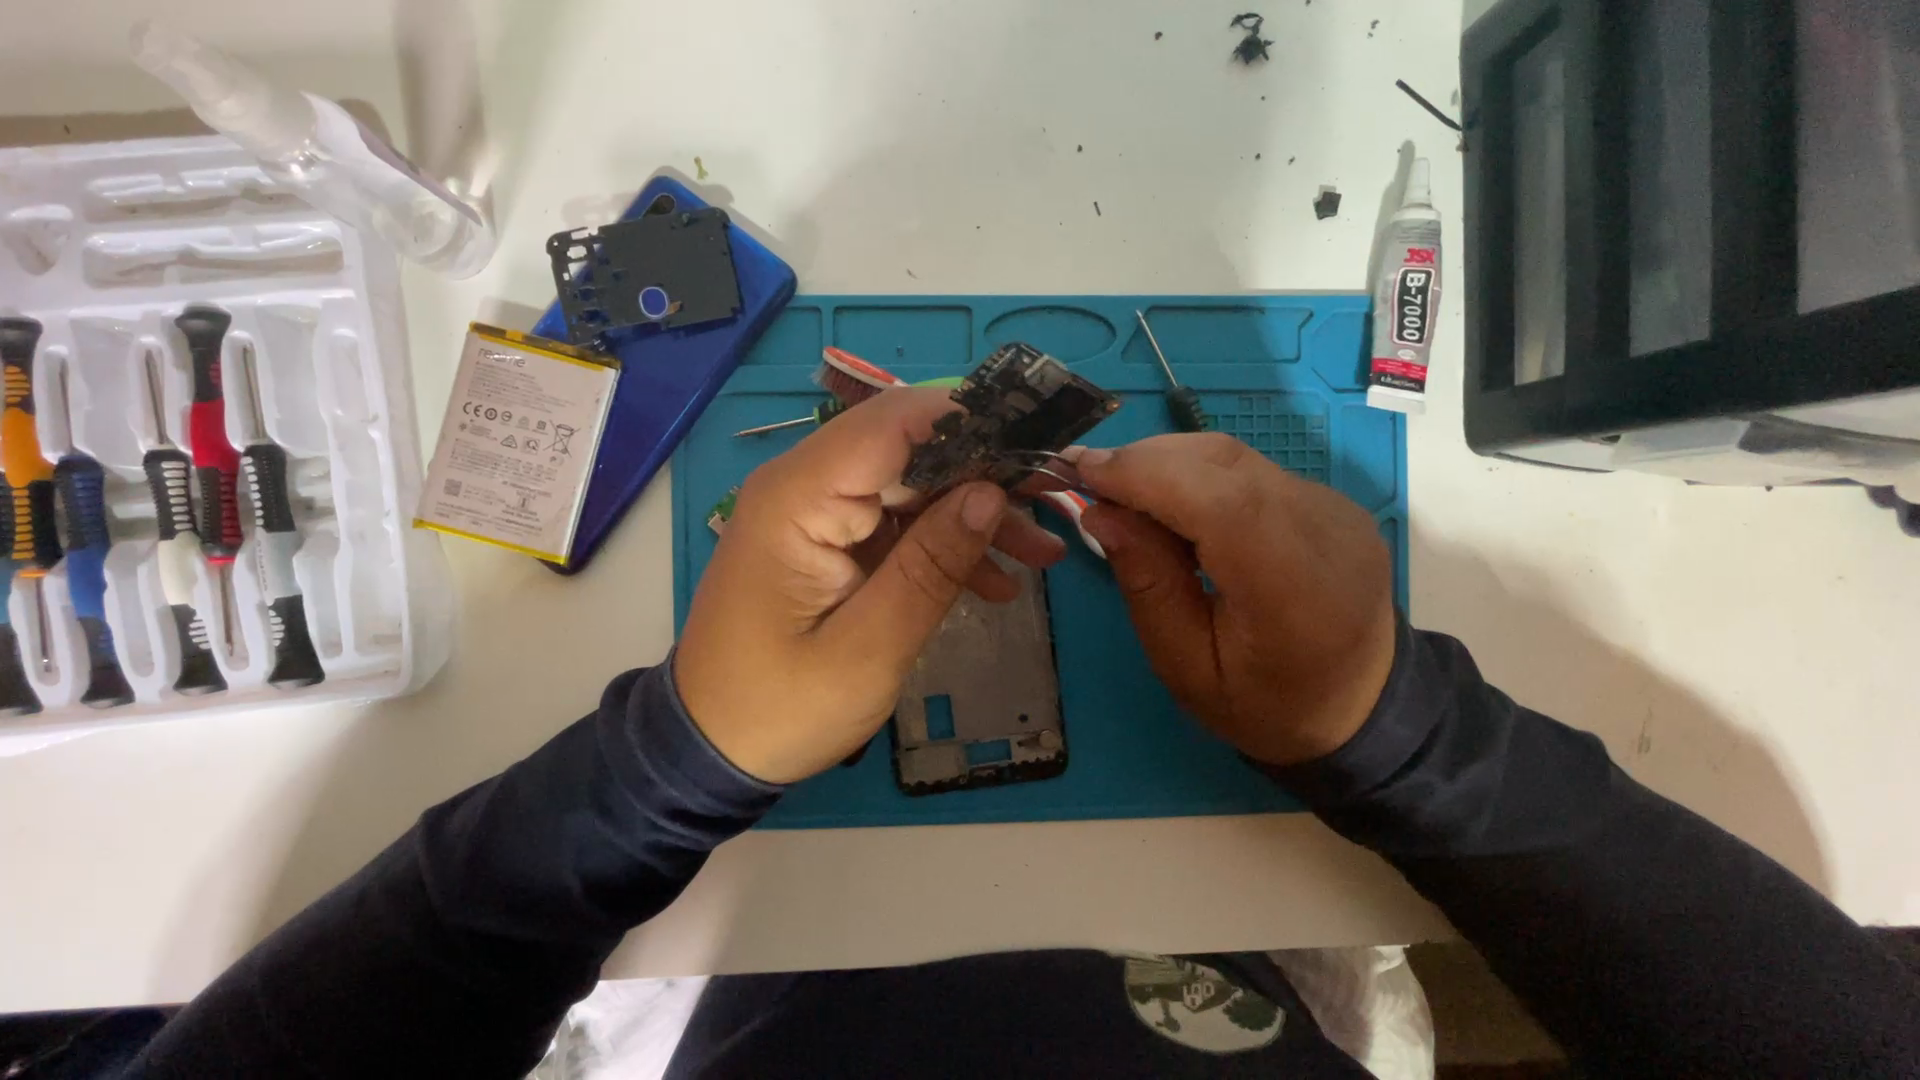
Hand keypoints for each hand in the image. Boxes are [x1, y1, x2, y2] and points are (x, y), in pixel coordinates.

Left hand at [674, 388, 1067, 783]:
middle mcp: (805, 487)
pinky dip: (946, 547)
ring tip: (1043, 551)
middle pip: (910, 448)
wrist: (713, 749)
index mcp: (799, 498)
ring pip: (913, 486)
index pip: (894, 422)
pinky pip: (898, 525)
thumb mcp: (867, 648)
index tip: (1039, 442)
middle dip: (986, 470)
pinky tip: (996, 583)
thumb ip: (930, 567)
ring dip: (976, 514)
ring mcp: (817, 514)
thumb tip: (990, 493)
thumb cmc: (780, 708)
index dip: (971, 419)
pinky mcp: (830, 542)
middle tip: (1056, 501)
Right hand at [1072, 434, 1396, 765]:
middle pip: (1225, 464)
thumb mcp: (1188, 668)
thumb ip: (1148, 587)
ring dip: (1168, 462)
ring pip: (1235, 457)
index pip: (1221, 503)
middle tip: (1089, 479)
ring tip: (1122, 490)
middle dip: (1146, 460)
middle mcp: (1325, 534)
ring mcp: (1335, 510)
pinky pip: (1251, 469)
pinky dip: (1198, 473)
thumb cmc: (1266, 705)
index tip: (1083, 472)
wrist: (1363, 708)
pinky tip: (1171, 503)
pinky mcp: (1331, 501)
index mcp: (1294, 593)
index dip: (1147, 475)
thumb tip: (1101, 512)